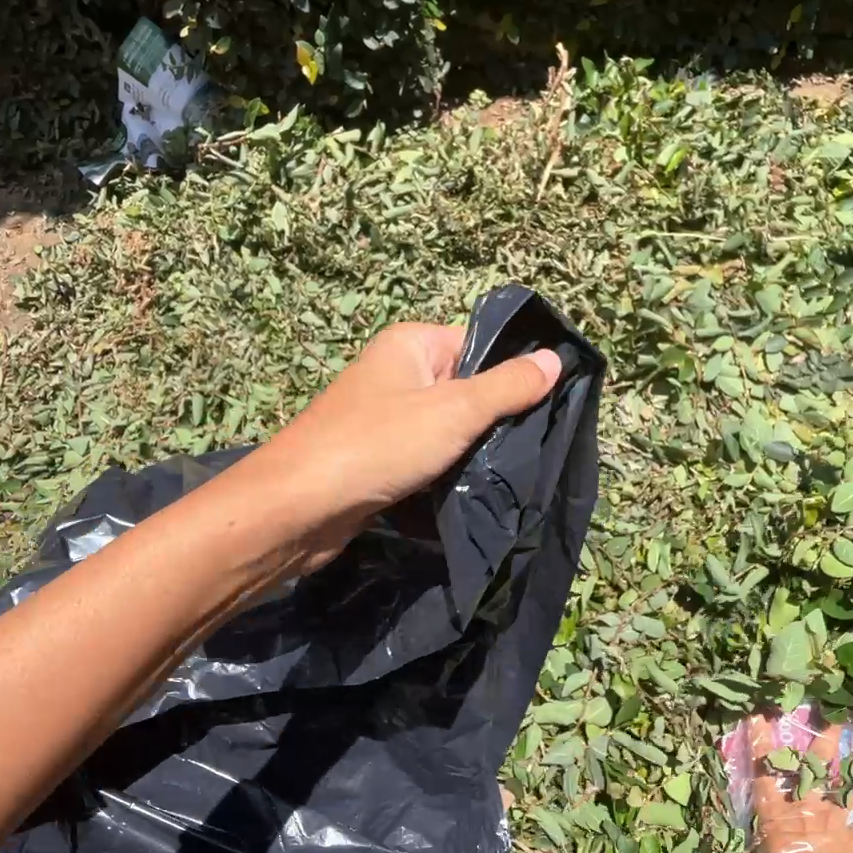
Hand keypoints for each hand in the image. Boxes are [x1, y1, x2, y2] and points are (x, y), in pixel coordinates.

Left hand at [240, 322, 561, 567]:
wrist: (299, 508)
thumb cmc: (378, 444)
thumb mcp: (455, 411)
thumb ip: (507, 386)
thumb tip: (554, 358)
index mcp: (412, 344)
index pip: (478, 345)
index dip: (510, 373)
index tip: (545, 407)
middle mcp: (396, 372)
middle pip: (465, 386)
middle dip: (494, 416)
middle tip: (530, 445)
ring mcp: (384, 416)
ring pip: (447, 426)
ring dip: (471, 448)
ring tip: (505, 469)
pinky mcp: (378, 456)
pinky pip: (426, 454)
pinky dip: (445, 469)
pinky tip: (469, 487)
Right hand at [747, 719, 852, 852]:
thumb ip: (762, 847)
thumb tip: (762, 845)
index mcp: (775, 814)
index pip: (763, 771)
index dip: (760, 742)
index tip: (759, 715)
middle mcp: (804, 811)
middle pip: (812, 771)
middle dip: (822, 744)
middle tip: (834, 722)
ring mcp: (833, 826)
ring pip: (843, 792)